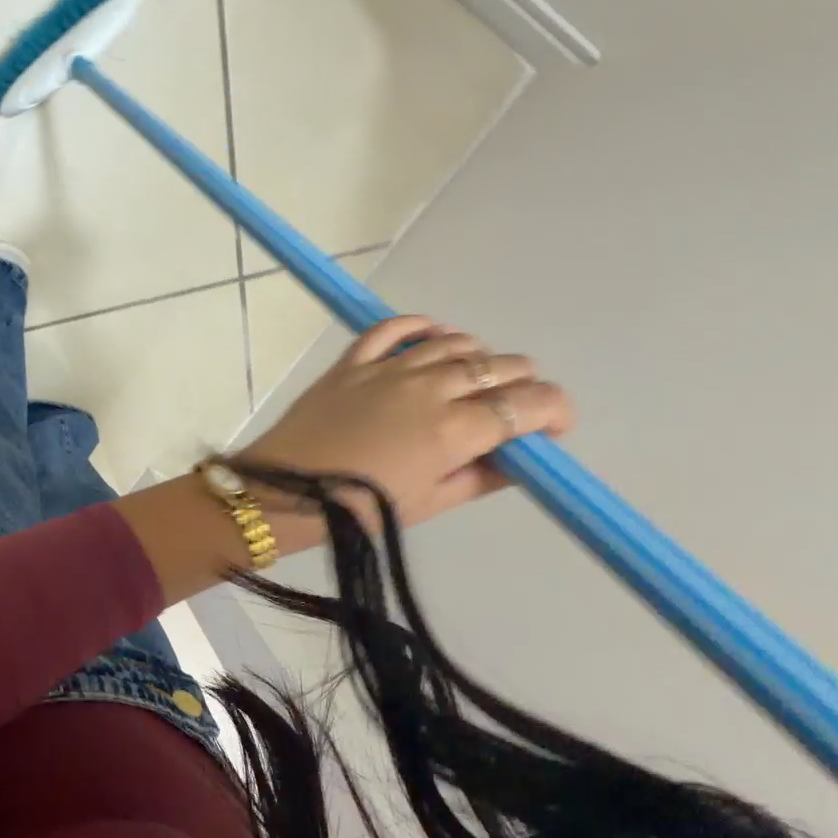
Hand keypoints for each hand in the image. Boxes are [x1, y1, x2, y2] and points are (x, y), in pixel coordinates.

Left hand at [238, 315, 575, 528]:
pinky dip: (420, 327)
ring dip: (476, 356)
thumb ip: (481, 477)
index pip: (530, 403)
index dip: (556, 411)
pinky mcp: (351, 363)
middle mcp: (429, 389)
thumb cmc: (357, 510)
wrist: (281, 492)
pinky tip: (433, 335)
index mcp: (454, 430)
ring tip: (476, 377)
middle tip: (512, 407)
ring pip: (452, 344)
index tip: (553, 428)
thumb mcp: (428, 503)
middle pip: (498, 367)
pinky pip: (392, 330)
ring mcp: (387, 370)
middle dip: (521, 384)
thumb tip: (520, 460)